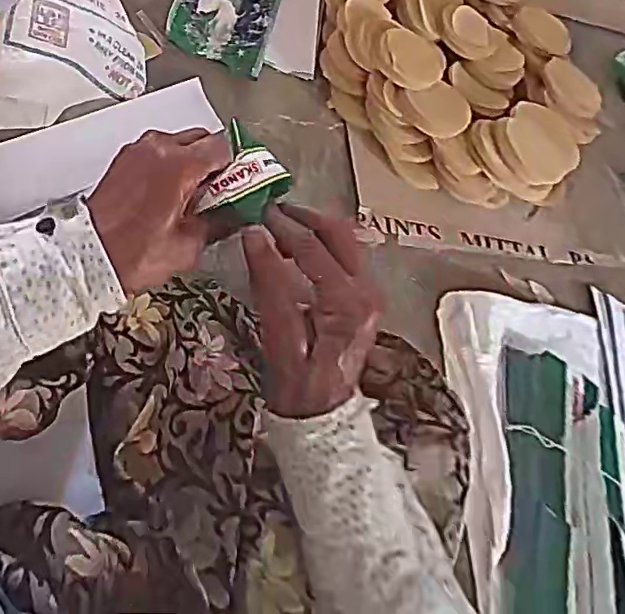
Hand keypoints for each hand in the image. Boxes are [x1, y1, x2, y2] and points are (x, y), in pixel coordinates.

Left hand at [86, 129, 232, 293]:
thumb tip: (236, 214)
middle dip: (214, 161)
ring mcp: (138, 150)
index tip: (239, 181)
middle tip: (219, 188)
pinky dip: (169, 163)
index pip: (222, 146)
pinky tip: (169, 192)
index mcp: (178, 165)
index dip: (236, 164)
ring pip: (179, 142)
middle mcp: (158, 148)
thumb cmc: (133, 254)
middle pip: (202, 138)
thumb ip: (218, 223)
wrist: (85, 257)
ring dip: (191, 160)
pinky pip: (157, 150)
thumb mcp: (186, 246)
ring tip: (192, 193)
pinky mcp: (124, 158)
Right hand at [243, 204, 383, 418]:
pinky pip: (346, 253)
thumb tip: (253, 235)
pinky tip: (295, 246)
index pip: (311, 248)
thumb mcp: (278, 336)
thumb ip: (268, 282)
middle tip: (272, 210)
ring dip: (313, 226)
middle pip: (337, 233)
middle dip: (303, 217)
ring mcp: (371, 291)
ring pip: (345, 239)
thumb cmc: (297, 383)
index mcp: (347, 302)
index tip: (258, 210)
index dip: (282, 226)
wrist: (323, 415)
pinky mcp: (366, 295)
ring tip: (280, 224)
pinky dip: (321, 242)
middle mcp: (367, 290)